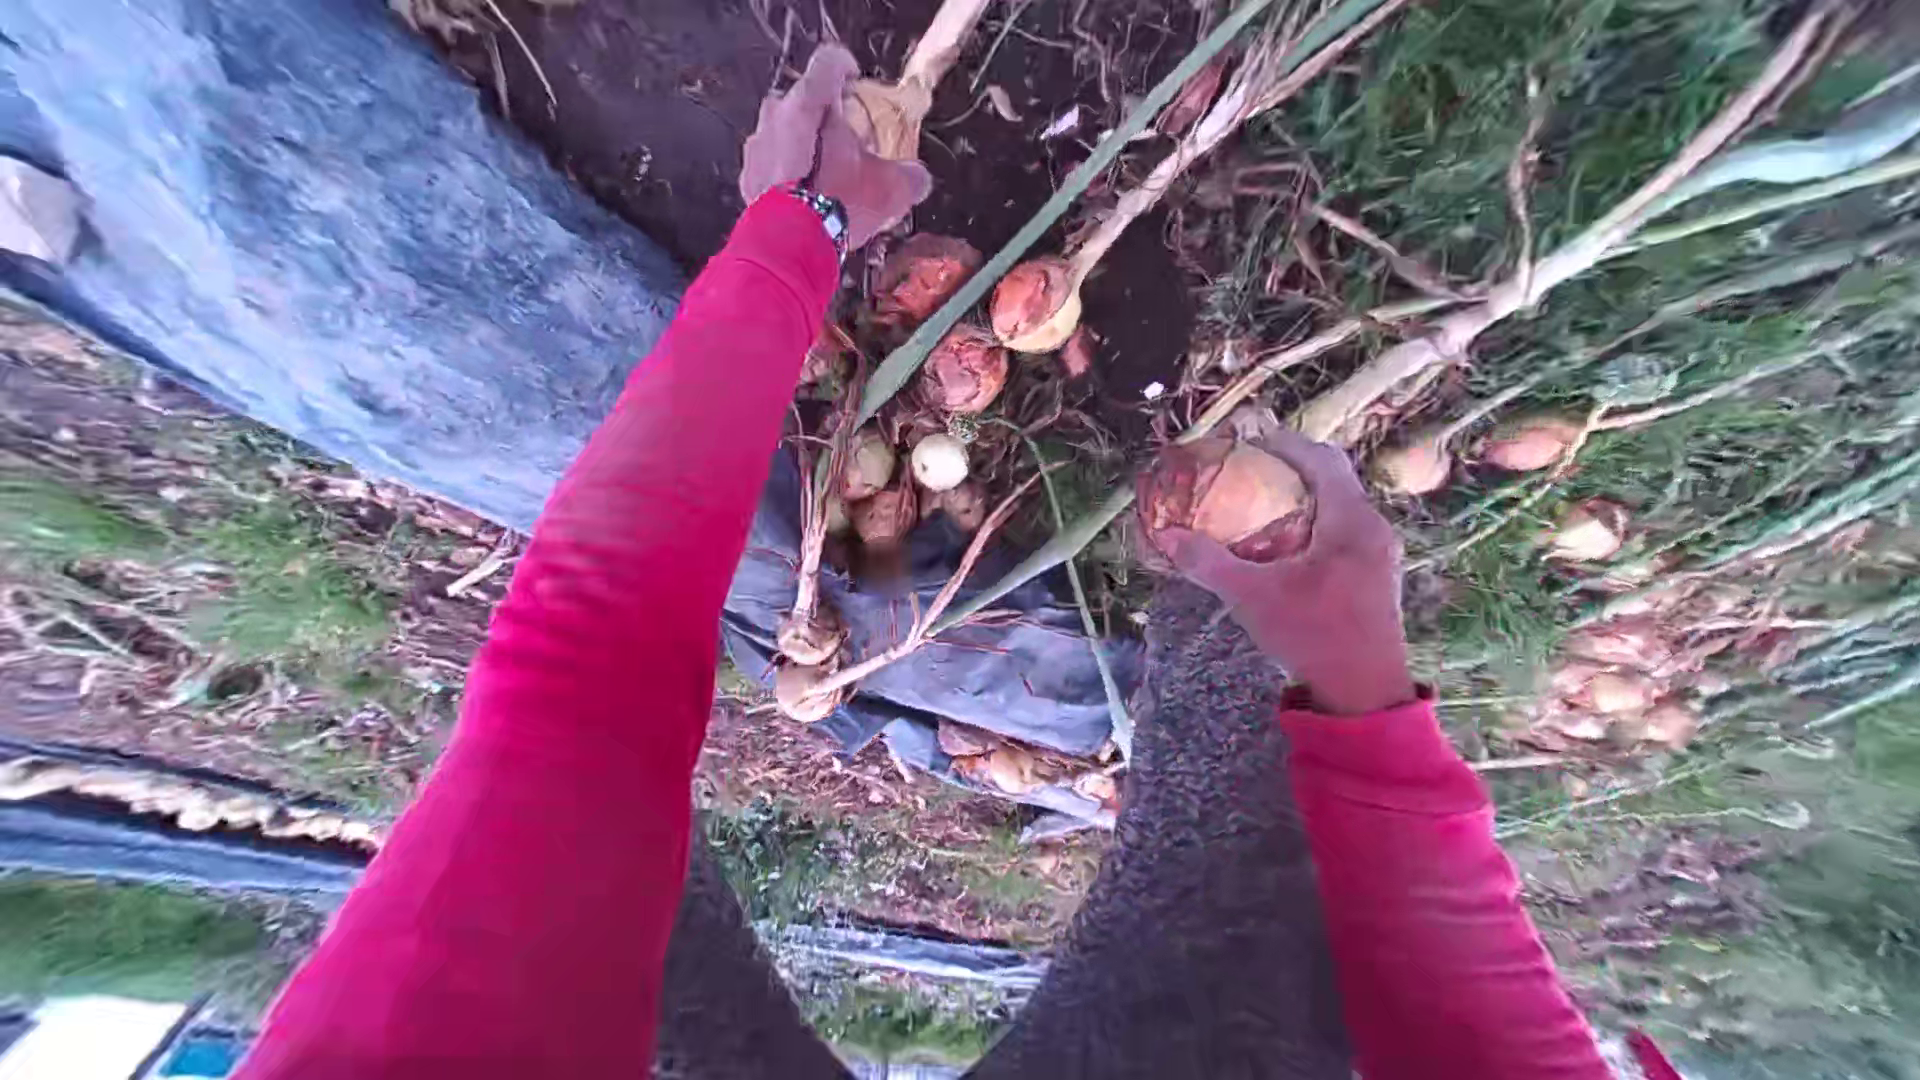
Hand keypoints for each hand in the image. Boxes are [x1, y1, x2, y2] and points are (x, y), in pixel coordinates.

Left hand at [740, 46, 932, 250]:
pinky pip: (770, 169)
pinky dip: (787, 179)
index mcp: (810, 101)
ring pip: (783, 135)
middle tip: (844, 143)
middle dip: (823, 119)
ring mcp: (757, 147)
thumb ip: (910, 177)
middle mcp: (776, 114)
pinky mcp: (747, 180)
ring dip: (803, 150)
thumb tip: (918, 179)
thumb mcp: (890, 190)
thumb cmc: (840, 204)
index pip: (829, 63)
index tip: (855, 81)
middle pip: (803, 102)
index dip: (845, 69)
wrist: (793, 246)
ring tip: (824, 178)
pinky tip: (805, 200)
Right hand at [1161, 429, 1416, 715]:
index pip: (1322, 459)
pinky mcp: (1372, 573)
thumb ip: (1208, 563)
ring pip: (1337, 503)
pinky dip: (1310, 518)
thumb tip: (1166, 536)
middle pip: (1332, 477)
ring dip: (1301, 493)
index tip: (1249, 439)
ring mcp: (1376, 552)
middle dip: (1290, 465)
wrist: (1362, 691)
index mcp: (1350, 522)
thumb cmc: (1311, 634)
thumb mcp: (1251, 596)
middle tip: (1249, 466)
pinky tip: (1281, 540)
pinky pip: (1340, 527)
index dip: (1285, 442)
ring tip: (1259, 498)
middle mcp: (1371, 528)